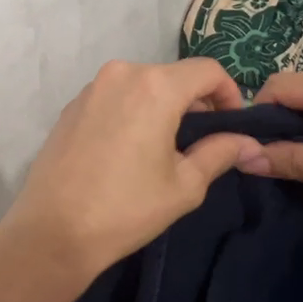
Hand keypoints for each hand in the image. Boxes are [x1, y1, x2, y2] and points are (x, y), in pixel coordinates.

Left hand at [0, 58, 264, 282]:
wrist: (53, 231)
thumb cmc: (126, 208)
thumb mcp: (185, 185)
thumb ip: (220, 153)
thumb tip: (249, 142)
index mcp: (155, 86)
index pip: (207, 70)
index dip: (228, 94)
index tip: (231, 126)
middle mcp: (122, 73)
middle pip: (174, 76)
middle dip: (195, 103)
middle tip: (201, 143)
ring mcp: (92, 87)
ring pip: (143, 85)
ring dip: (162, 107)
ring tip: (165, 150)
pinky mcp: (71, 105)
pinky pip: (115, 97)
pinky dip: (132, 112)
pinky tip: (128, 151)